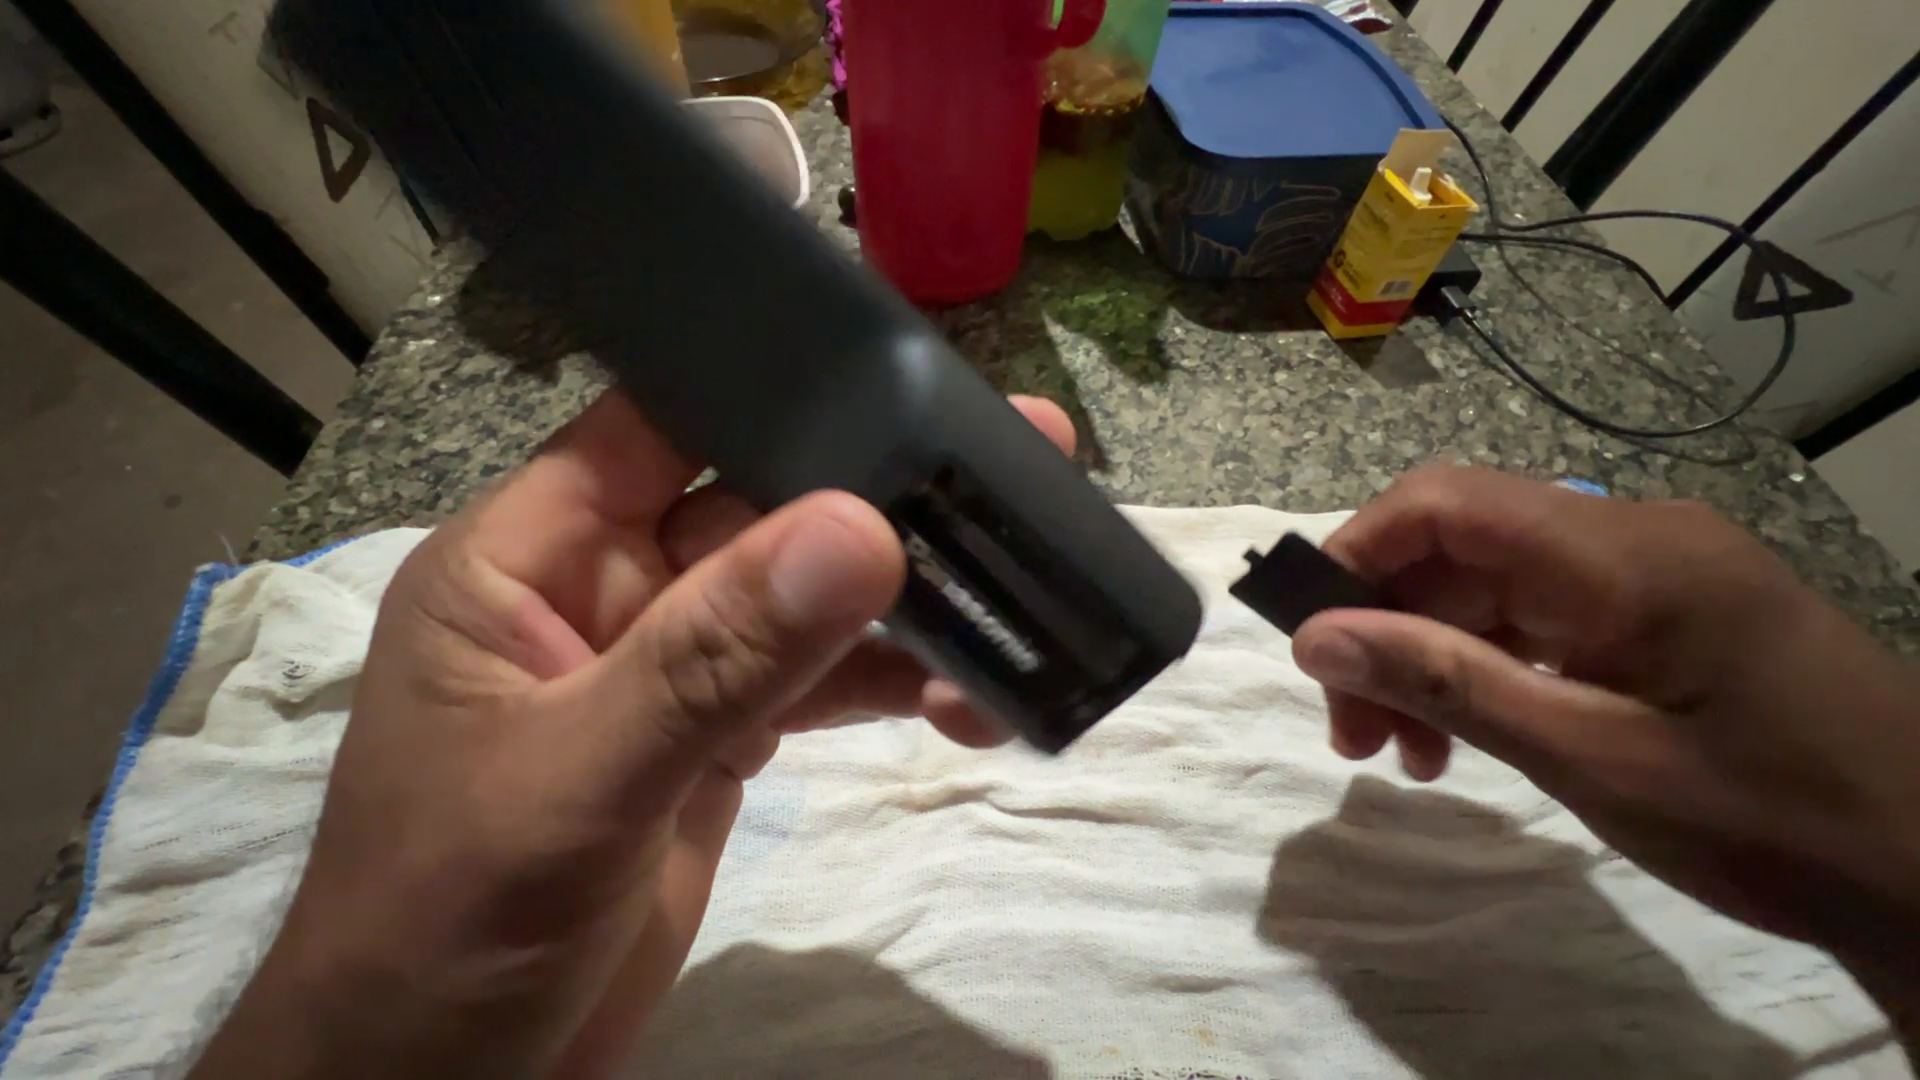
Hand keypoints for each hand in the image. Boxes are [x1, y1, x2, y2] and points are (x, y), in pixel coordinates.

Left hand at [192, 390, 1075, 1079]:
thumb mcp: (581, 784)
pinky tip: (964, 701)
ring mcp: (677, 658)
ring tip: (1011, 604)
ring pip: (805, 597)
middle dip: (876, 501)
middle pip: (762, 506)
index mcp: (535, 554)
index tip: (902, 373)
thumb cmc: (452, 929)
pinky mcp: (724, 726)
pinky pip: (819, 678)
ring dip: (902, 609)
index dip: (772, 390)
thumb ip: (717, 660)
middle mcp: (613, 585)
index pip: (662, 426)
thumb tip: (860, 535)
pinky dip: (889, 684)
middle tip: (1009, 472)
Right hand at [1289, 467, 1919, 1027]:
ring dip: (1418, 660)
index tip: (1310, 634)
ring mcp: (1635, 573)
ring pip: (1475, 589)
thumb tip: (1312, 636)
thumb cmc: (1773, 820)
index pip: (1442, 502)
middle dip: (1380, 631)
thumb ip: (1442, 682)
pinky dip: (1470, 671)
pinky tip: (1453, 738)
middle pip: (1449, 552)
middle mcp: (1621, 537)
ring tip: (1398, 753)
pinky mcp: (1641, 611)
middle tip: (1351, 729)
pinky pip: (1521, 618)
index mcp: (1620, 553)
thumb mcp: (1587, 757)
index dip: (1355, 552)